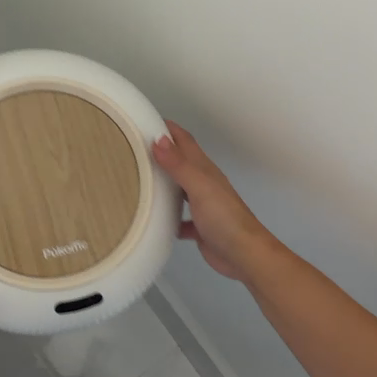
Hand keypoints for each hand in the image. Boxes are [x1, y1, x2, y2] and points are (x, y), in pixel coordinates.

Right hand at [151, 121, 266, 282]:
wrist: (244, 255)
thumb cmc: (224, 218)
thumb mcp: (199, 187)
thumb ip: (179, 165)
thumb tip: (158, 139)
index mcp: (205, 171)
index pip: (185, 141)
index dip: (168, 129)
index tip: (143, 121)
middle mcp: (203, 184)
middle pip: (180, 163)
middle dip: (160, 153)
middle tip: (132, 149)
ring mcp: (202, 206)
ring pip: (178, 188)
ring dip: (161, 183)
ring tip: (135, 180)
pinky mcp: (198, 226)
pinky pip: (178, 217)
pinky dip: (166, 216)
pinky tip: (153, 219)